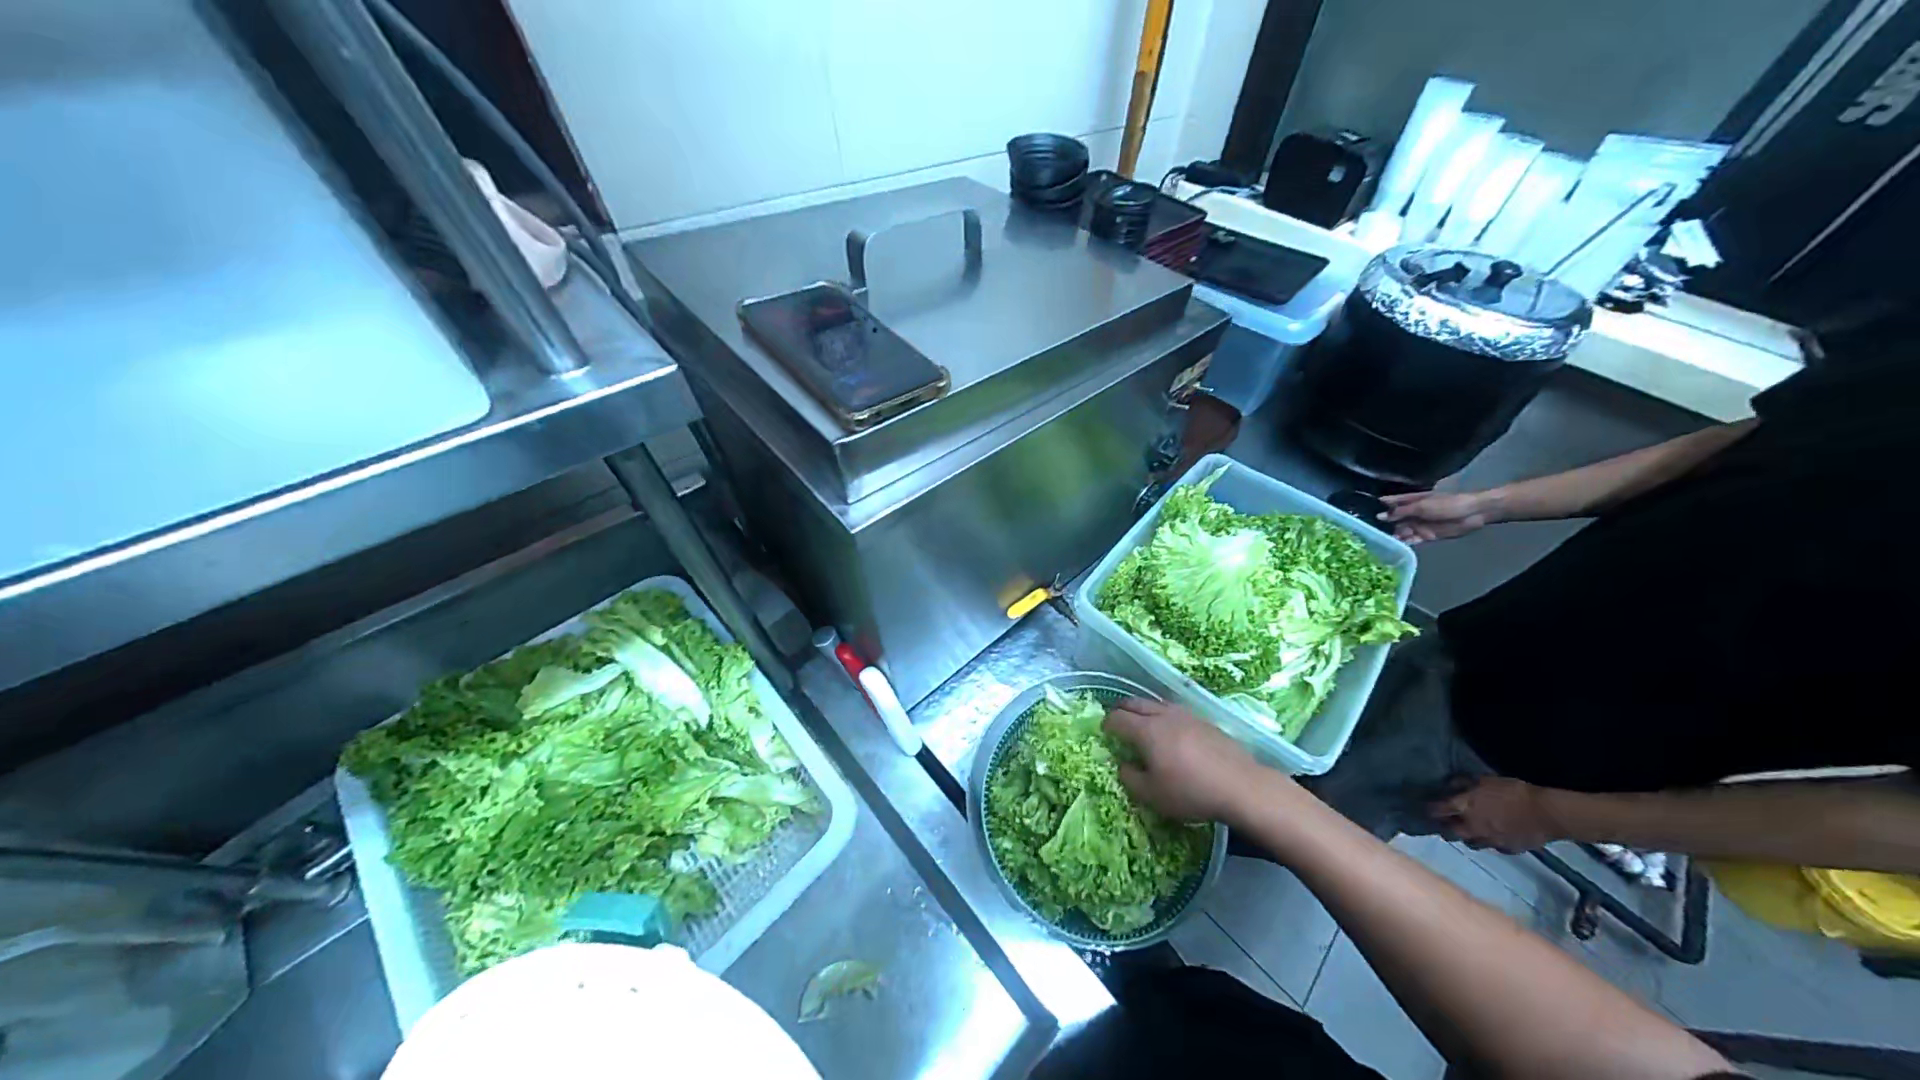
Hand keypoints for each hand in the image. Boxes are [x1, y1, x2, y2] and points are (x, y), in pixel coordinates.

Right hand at [1102, 698, 1282, 825]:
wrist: (1242, 786)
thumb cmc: (1191, 791)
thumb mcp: (1152, 795)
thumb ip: (1130, 778)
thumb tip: (1124, 765)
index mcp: (1146, 730)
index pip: (1118, 719)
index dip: (1107, 724)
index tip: (1104, 732)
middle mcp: (1164, 715)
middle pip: (1136, 703)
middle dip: (1122, 709)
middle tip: (1117, 720)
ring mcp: (1187, 716)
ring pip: (1157, 704)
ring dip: (1144, 710)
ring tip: (1142, 722)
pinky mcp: (1206, 722)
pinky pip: (1176, 712)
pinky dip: (1164, 716)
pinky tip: (1171, 731)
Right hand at [1378, 490, 1497, 544]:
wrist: (1473, 513)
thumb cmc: (1447, 504)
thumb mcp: (1421, 506)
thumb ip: (1400, 512)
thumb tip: (1380, 516)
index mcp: (1409, 501)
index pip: (1389, 503)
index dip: (1377, 507)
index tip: (1360, 513)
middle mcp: (1411, 513)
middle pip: (1393, 519)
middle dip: (1382, 525)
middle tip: (1366, 533)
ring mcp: (1418, 524)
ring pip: (1400, 530)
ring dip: (1392, 535)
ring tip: (1379, 541)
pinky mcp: (1426, 535)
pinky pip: (1411, 540)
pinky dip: (1404, 543)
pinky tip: (1394, 546)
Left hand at [1430, 777, 1566, 853]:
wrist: (1546, 813)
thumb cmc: (1514, 791)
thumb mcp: (1485, 780)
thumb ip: (1464, 783)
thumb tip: (1450, 785)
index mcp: (1464, 807)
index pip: (1437, 810)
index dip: (1430, 809)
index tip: (1428, 808)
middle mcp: (1472, 826)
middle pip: (1449, 833)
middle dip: (1445, 828)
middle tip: (1447, 822)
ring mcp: (1489, 841)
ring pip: (1469, 843)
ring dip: (1466, 837)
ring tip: (1469, 830)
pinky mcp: (1507, 850)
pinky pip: (1492, 848)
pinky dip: (1490, 842)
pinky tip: (1494, 836)